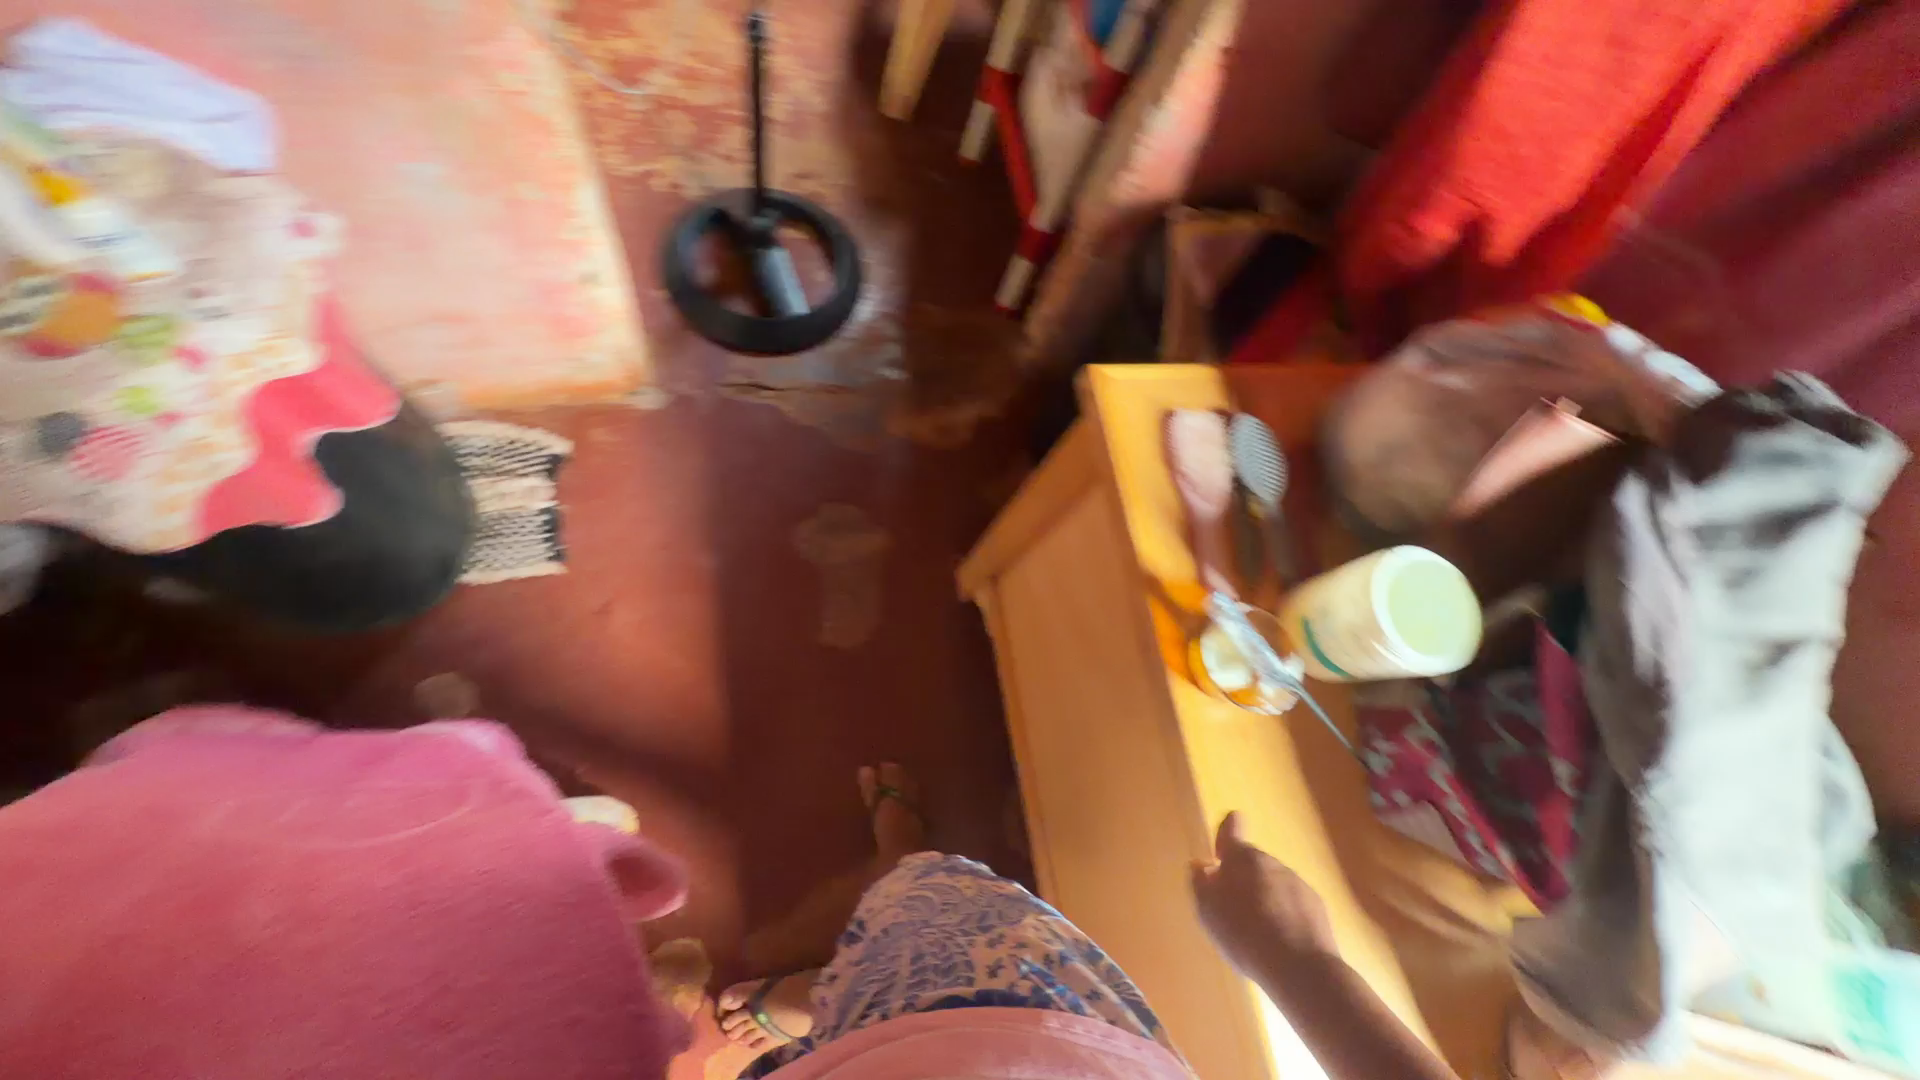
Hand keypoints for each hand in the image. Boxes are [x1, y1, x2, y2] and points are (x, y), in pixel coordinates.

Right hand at [1191, 811, 1335, 975]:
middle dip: (1243, 878)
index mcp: (1241, 858)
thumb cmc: (1244, 935)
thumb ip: (1200, 883)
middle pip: (1252, 862)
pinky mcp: (1317, 906)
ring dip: (1264, 897)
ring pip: (1273, 883)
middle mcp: (1270, 862)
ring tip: (1257, 932)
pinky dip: (1285, 914)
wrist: (1301, 969)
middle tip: (1233, 908)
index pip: (1232, 828)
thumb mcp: (1207, 911)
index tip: (1224, 844)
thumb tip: (1202, 865)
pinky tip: (1280, 941)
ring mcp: (1297, 882)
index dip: (1226, 831)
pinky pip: (1293, 903)